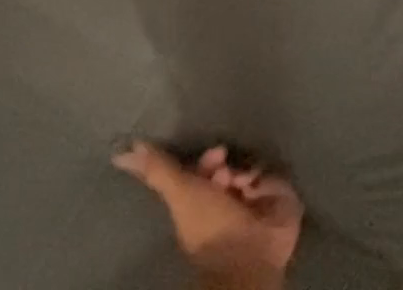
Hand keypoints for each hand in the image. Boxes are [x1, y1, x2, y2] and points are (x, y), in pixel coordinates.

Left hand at [112, 141, 303, 288]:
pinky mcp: (281, 198)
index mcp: (202, 201)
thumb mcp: (180, 193)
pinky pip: (275, 177)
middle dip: (227, 165)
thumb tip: (121, 151)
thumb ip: (157, 170)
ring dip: (246, 172)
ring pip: (252, 169)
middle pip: (229, 166)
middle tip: (227, 172)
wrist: (248, 250)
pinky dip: (268, 182)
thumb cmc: (209, 225)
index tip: (215, 155)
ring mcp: (255, 199)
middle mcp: (228, 199)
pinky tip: (261, 190)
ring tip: (245, 185)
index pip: (206, 169)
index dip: (208, 160)